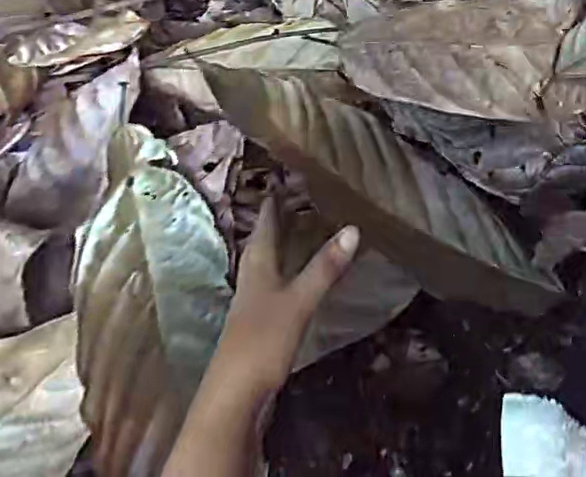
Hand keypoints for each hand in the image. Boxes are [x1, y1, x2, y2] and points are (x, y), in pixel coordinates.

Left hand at [166, 199, 358, 475]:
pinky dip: (289, 276)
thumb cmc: (260, 344)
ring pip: (268, 268)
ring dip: (283, 250)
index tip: (281, 181)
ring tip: (301, 234)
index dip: (272, 205)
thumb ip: (324, 267)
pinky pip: (276, 290)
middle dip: (277, 225)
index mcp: (256, 271)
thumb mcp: (298, 302)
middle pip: (262, 247)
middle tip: (296, 201)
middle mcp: (251, 284)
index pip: (264, 229)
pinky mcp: (259, 331)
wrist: (232, 405)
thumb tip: (353, 227)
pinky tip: (299, 281)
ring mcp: (253, 309)